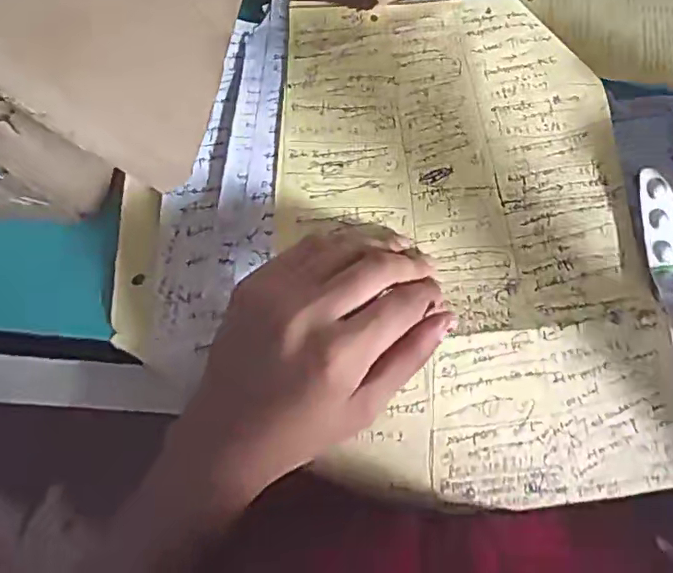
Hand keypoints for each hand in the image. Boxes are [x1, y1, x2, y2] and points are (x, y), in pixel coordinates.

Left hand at [163, 228, 457, 504]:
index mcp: (338, 355)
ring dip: (383, 243)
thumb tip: (446, 315)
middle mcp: (308, 314)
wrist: (225, 433)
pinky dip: (345, 240)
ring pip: (347, 244)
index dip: (428, 294)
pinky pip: (312, 244)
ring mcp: (279, 291)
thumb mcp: (364, 406)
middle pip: (378, 266)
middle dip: (413, 263)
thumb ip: (409, 357)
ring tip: (403, 250)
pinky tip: (362, 248)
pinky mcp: (258, 279)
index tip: (437, 295)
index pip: (402, 305)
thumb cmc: (302, 430)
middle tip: (428, 267)